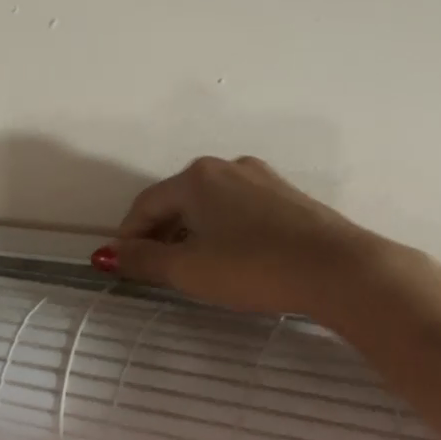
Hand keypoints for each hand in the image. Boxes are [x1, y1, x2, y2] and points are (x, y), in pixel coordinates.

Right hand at [98, 156, 400, 319]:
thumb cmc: (251, 267)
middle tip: (155, 272)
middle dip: (160, 235)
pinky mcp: (287, 197)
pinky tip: (230, 260)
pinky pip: (238, 211)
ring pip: (209, 206)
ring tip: (192, 269)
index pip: (145, 205)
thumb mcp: (188, 270)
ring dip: (191, 234)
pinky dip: (222, 232)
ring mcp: (261, 179)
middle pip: (177, 201)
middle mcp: (226, 167)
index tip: (123, 268)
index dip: (128, 237)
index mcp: (195, 178)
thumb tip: (106, 254)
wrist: (334, 268)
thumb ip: (143, 261)